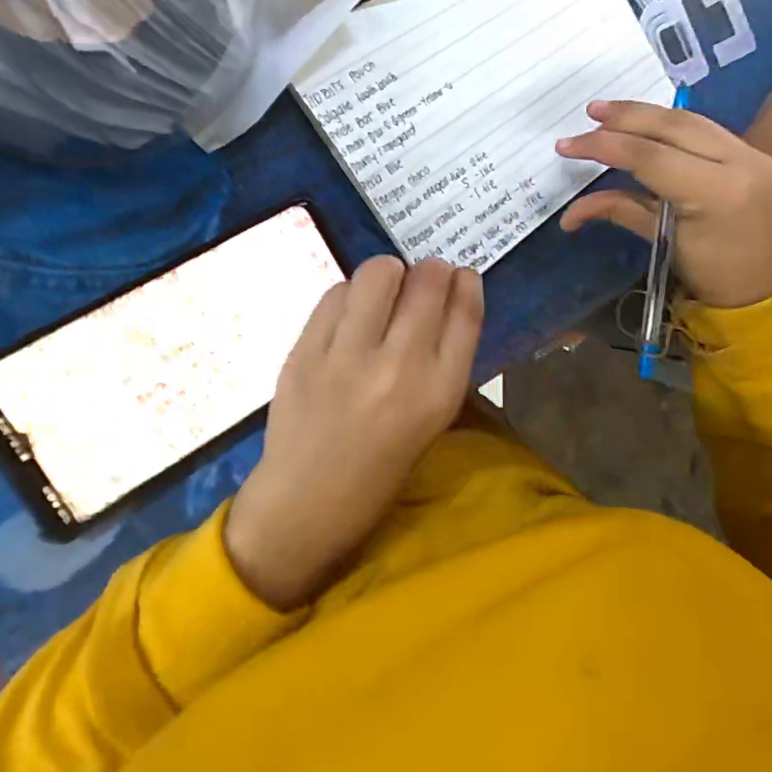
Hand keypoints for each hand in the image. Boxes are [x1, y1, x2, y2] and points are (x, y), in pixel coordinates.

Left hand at [225, 257, 482, 608]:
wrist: (308, 501)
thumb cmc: (378, 470)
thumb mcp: (429, 421)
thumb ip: (438, 363)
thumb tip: (441, 303)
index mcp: (440, 393)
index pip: (465, 313)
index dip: (465, 283)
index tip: (460, 275)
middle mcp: (401, 367)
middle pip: (427, 283)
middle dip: (430, 270)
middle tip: (420, 277)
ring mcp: (348, 357)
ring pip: (377, 275)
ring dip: (387, 272)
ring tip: (383, 287)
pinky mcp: (305, 352)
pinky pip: (334, 295)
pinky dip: (348, 293)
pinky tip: (349, 308)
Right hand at [556, 101, 771, 308]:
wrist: (766, 284)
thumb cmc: (711, 271)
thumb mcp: (662, 241)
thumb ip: (619, 211)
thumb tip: (571, 211)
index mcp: (719, 193)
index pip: (651, 157)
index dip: (605, 146)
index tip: (569, 146)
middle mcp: (742, 163)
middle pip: (672, 127)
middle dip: (625, 118)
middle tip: (588, 116)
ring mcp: (753, 154)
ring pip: (689, 120)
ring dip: (644, 113)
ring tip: (606, 111)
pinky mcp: (753, 152)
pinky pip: (702, 128)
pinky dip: (666, 123)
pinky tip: (642, 122)